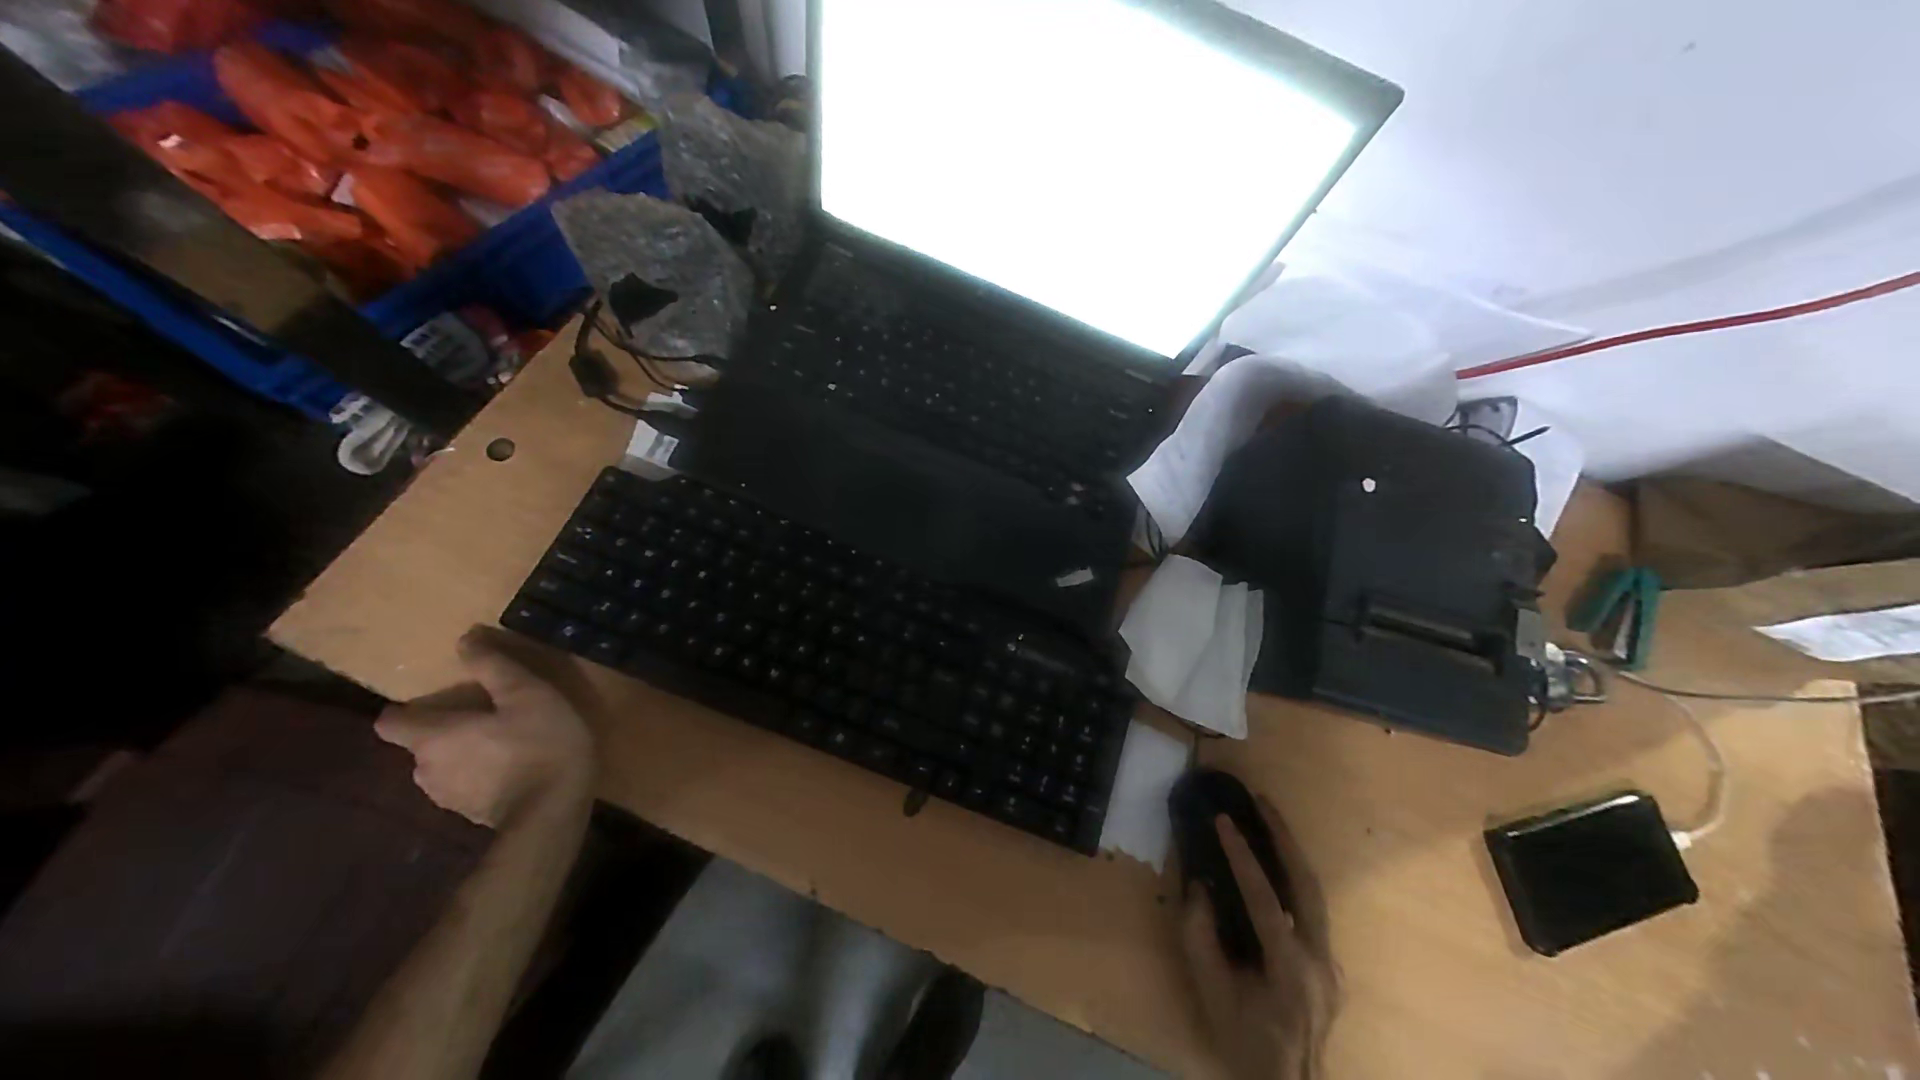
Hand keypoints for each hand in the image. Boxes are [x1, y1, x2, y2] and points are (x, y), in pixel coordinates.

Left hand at [375, 630, 594, 827]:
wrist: (554, 809)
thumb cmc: (539, 742)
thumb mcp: (526, 693)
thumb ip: (492, 666)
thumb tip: (464, 638)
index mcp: (431, 737)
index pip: (390, 723)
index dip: (405, 710)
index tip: (433, 702)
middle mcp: (425, 769)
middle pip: (421, 745)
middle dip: (445, 732)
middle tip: (485, 719)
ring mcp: (446, 797)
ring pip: (444, 768)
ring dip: (464, 756)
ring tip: (503, 746)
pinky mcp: (470, 815)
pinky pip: (467, 787)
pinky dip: (481, 777)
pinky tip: (513, 772)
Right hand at [1179, 799, 1338, 1079]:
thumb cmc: (1243, 1041)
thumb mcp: (1210, 992)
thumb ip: (1199, 938)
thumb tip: (1199, 886)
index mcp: (1290, 969)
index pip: (1266, 900)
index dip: (1243, 857)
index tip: (1224, 820)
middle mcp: (1320, 960)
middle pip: (1307, 885)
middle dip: (1284, 838)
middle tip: (1261, 801)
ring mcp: (1332, 962)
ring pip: (1316, 893)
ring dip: (1291, 853)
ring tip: (1269, 818)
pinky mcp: (1331, 965)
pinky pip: (1313, 910)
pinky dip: (1293, 878)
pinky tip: (1275, 865)